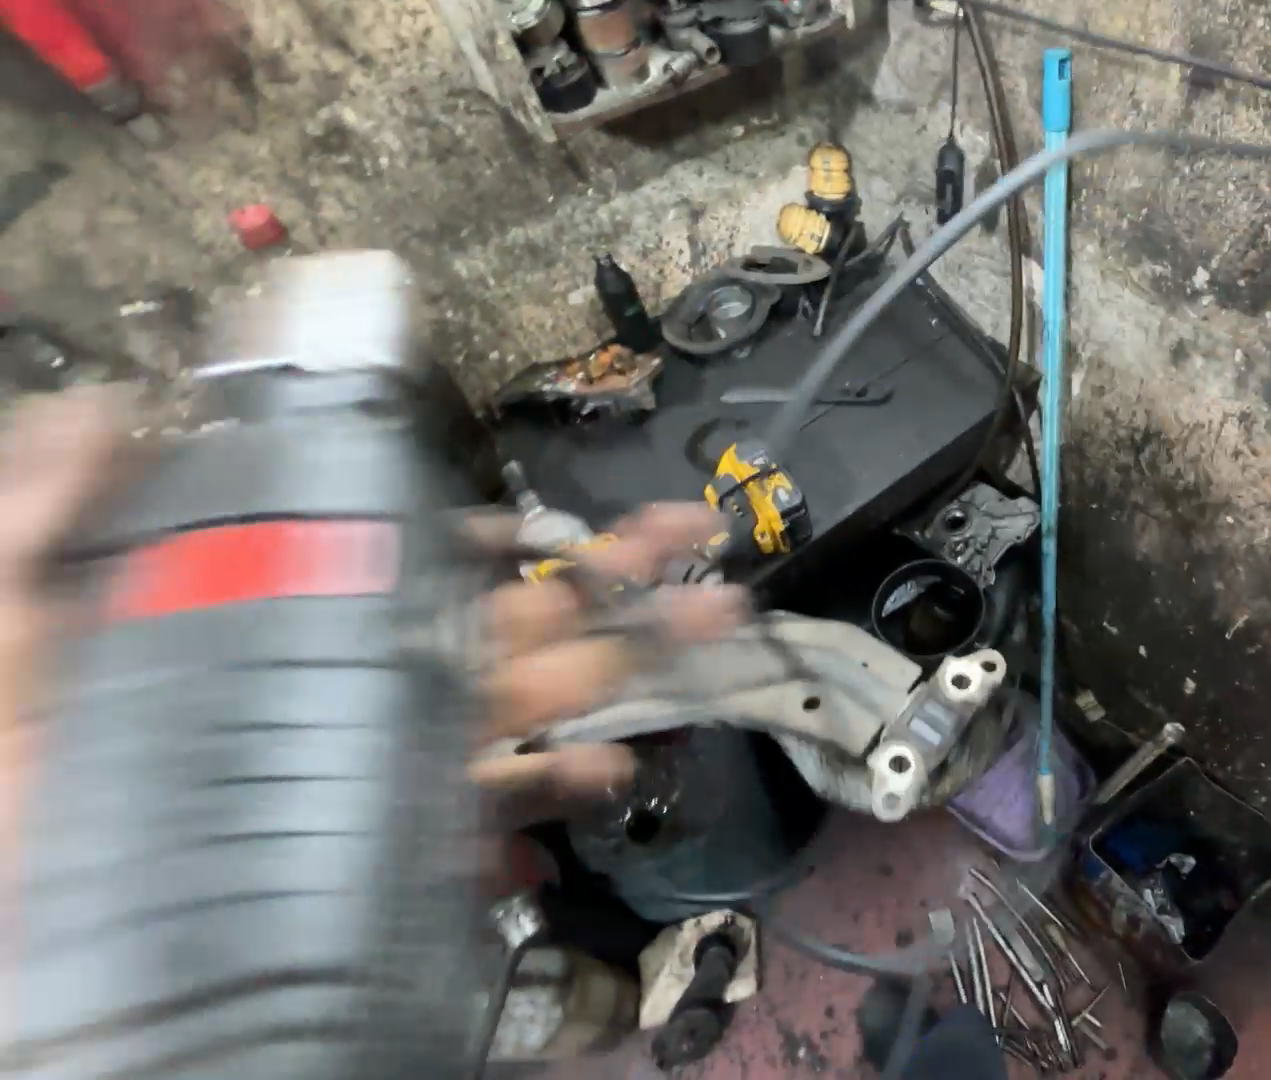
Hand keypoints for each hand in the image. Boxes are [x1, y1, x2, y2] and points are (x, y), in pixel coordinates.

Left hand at [0, 390, 745, 856]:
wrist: (37, 891)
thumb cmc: (24, 753)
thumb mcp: (16, 612)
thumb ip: (52, 508)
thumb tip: (109, 406)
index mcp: (328, 618)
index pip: (447, 561)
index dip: (528, 536)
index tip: (583, 505)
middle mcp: (393, 677)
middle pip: (535, 616)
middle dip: (628, 574)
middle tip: (699, 534)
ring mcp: (410, 750)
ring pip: (548, 691)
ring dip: (634, 657)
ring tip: (712, 618)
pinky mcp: (407, 822)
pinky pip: (504, 797)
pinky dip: (562, 783)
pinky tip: (610, 765)